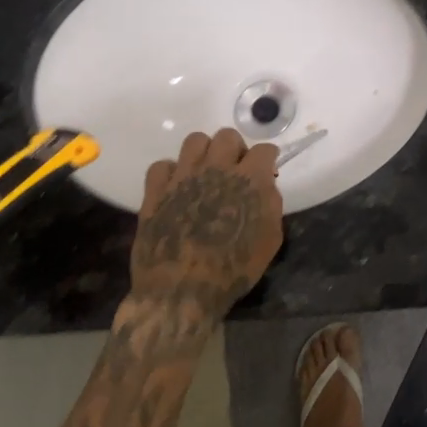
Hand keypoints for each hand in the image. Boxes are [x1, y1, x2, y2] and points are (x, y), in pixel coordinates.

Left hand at [129, 128, 283, 318]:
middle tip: (235, 170)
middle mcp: (216, 169)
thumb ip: (270, 204)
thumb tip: (264, 186)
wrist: (182, 291)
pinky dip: (170, 173)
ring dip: (204, 153)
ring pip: (194, 141)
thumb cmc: (234, 269)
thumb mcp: (270, 239)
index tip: (267, 168)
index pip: (264, 149)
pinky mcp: (155, 192)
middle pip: (227, 135)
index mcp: (249, 180)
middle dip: (235, 149)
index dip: (268, 158)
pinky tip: (176, 188)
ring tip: (205, 173)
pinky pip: (161, 165)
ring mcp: (182, 178)